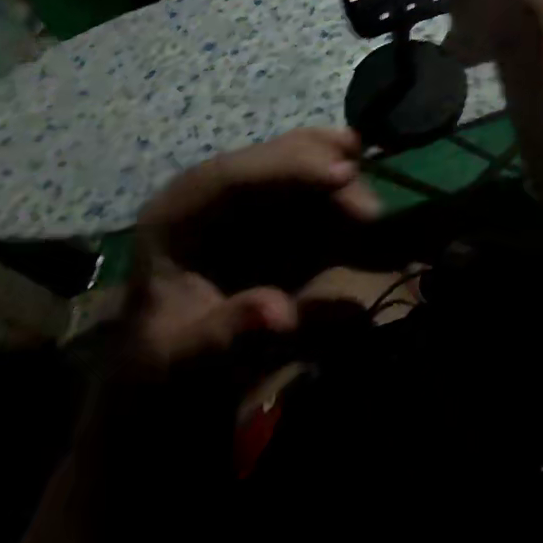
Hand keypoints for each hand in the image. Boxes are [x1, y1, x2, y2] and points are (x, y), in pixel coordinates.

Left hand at [125, 127, 380, 379]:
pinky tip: (377, 222)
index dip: (287, 168)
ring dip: (343, 186)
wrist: (171, 378)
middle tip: (371, 209)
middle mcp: (214, 196)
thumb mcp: (182, 360)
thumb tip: (282, 312)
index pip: (230, 176)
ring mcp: (250, 206)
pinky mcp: (280, 223)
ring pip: (301, 172)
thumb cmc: (165, 364)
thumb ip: (227, 333)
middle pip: (273, 164)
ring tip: (377, 214)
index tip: (342, 174)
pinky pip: (318, 202)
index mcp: (175, 213)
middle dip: (323, 175)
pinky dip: (349, 207)